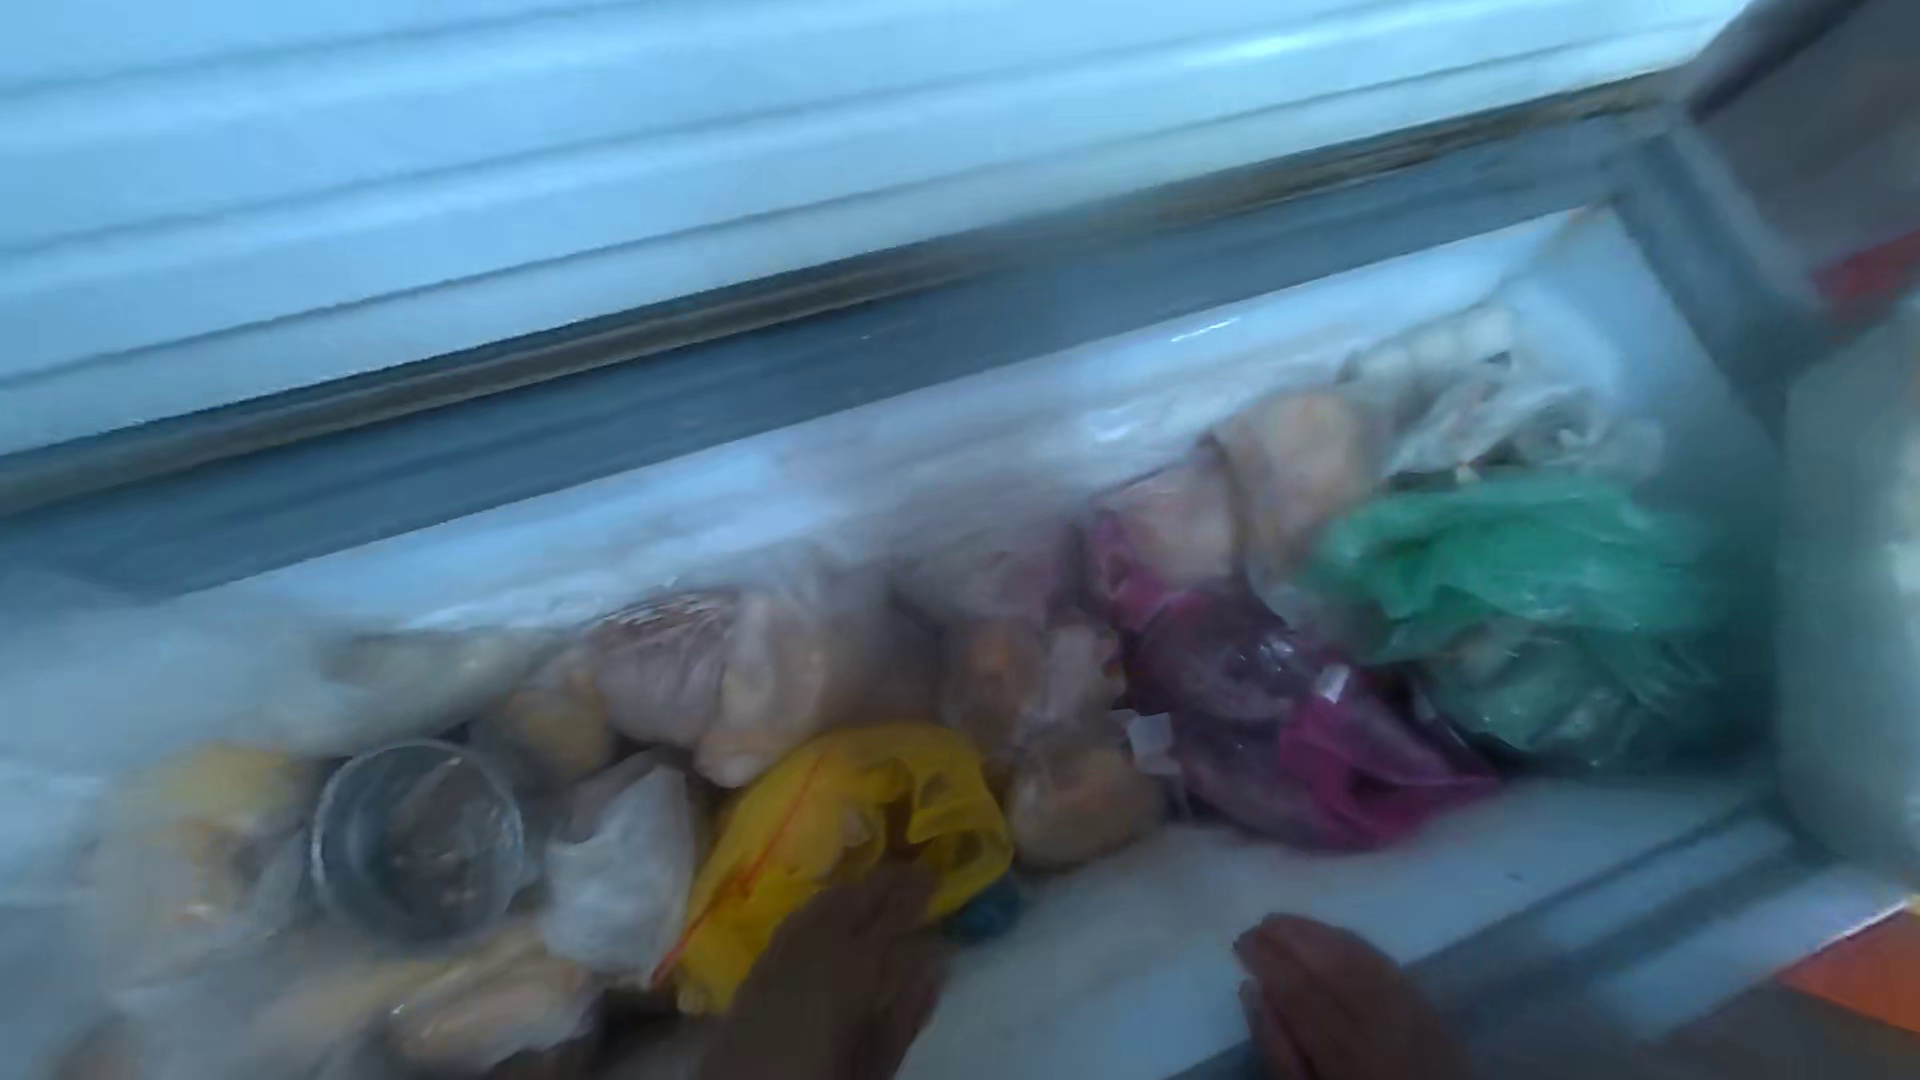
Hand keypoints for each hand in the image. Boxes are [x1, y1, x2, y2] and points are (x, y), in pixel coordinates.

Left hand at [698, 866, 946, 1079]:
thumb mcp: (874, 1063)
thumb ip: (908, 1011)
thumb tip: (936, 960)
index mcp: (856, 964)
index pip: (895, 911)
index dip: (918, 889)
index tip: (938, 874)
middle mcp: (821, 941)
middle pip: (862, 894)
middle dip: (891, 880)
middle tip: (917, 872)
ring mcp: (788, 943)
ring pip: (831, 896)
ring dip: (860, 888)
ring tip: (882, 888)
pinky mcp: (763, 957)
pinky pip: (803, 911)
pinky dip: (828, 900)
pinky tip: (835, 908)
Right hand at [1234, 916, 1468, 1079]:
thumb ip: (1278, 1052)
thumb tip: (1251, 989)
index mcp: (1352, 1059)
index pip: (1299, 990)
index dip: (1265, 959)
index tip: (1239, 943)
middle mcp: (1388, 1030)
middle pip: (1331, 963)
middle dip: (1287, 936)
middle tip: (1256, 927)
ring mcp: (1417, 1018)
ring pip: (1359, 956)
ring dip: (1315, 931)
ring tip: (1281, 924)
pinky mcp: (1435, 1015)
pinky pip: (1386, 964)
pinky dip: (1349, 942)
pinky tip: (1325, 937)